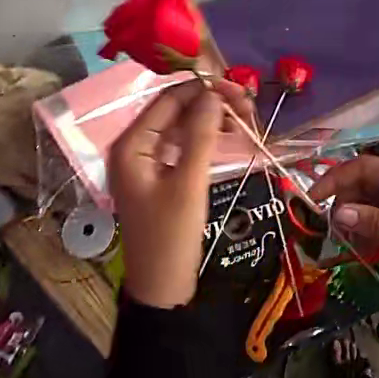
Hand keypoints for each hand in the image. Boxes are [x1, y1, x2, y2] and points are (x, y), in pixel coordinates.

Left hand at [107, 82, 225, 308]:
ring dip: (209, 120)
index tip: (240, 90)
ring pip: (180, 127)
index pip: (168, 101)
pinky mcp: (158, 177)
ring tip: (244, 120)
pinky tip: (227, 136)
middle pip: (174, 111)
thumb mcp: (189, 184)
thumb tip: (213, 94)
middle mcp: (133, 147)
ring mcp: (145, 163)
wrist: (161, 288)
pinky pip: (181, 146)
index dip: (203, 89)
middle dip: (209, 103)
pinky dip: (203, 139)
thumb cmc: (171, 237)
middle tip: (248, 106)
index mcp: (131, 145)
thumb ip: (201, 135)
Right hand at [309, 156, 378, 314]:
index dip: (333, 180)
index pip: (363, 167)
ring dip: (356, 217)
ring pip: (374, 199)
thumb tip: (336, 212)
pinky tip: (364, 247)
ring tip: (345, 243)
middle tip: (327, 230)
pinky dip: (372, 227)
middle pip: (366, 181)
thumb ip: (374, 223)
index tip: (310, 202)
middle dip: (343, 201)